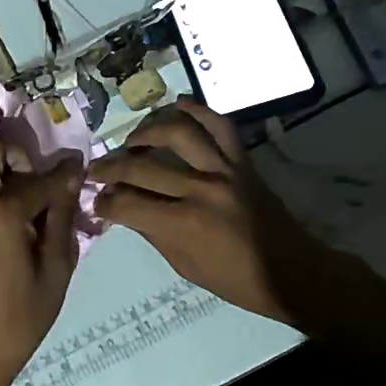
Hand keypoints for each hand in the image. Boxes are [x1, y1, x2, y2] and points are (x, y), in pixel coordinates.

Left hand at [0, 139, 83, 385]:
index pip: (39, 179)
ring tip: (7, 192)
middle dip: (15, 157)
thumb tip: (70, 175)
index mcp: (4, 214)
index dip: (63, 173)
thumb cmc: (26, 312)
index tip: (75, 168)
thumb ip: (62, 213)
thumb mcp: (57, 265)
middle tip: (30, 183)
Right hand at [91, 100, 330, 325]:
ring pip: (177, 133)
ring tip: (132, 141)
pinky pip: (219, 125)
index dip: (105, 202)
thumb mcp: (184, 265)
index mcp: (184, 225)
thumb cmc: (234, 279)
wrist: (290, 270)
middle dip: (110, 168)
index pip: (128, 204)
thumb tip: (120, 207)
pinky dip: (197, 110)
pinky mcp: (243, 160)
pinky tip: (177, 106)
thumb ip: (150, 231)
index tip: (95, 199)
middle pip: (142, 168)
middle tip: (97, 169)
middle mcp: (201, 190)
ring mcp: (224, 170)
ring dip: (146, 132)